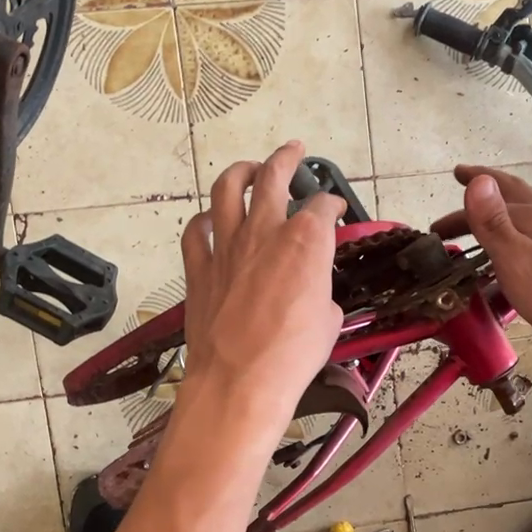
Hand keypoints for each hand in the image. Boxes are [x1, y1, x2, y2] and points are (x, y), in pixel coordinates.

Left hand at [180, 142, 345, 423]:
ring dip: (241, 171)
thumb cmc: (293, 356)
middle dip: (286, 157)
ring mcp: (226, 247)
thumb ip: (322, 294)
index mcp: (305, 241)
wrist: (239, 381)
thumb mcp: (329, 322)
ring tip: (249, 169)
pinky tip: (209, 219)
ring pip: (228, 189)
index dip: (332, 206)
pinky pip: (195, 231)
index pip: (322, 207)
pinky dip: (203, 220)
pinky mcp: (199, 269)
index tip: (335, 211)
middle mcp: (264, 232)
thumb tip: (315, 295)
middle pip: (273, 176)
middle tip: (293, 150)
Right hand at [432, 165, 531, 373]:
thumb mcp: (515, 260)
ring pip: (527, 205)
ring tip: (486, 204)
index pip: (489, 201)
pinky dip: (519, 221)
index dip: (462, 205)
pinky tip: (520, 236)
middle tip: (460, 182)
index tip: (439, 212)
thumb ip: (493, 222)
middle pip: (512, 193)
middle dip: (484, 187)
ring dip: (503, 201)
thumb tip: (477, 180)